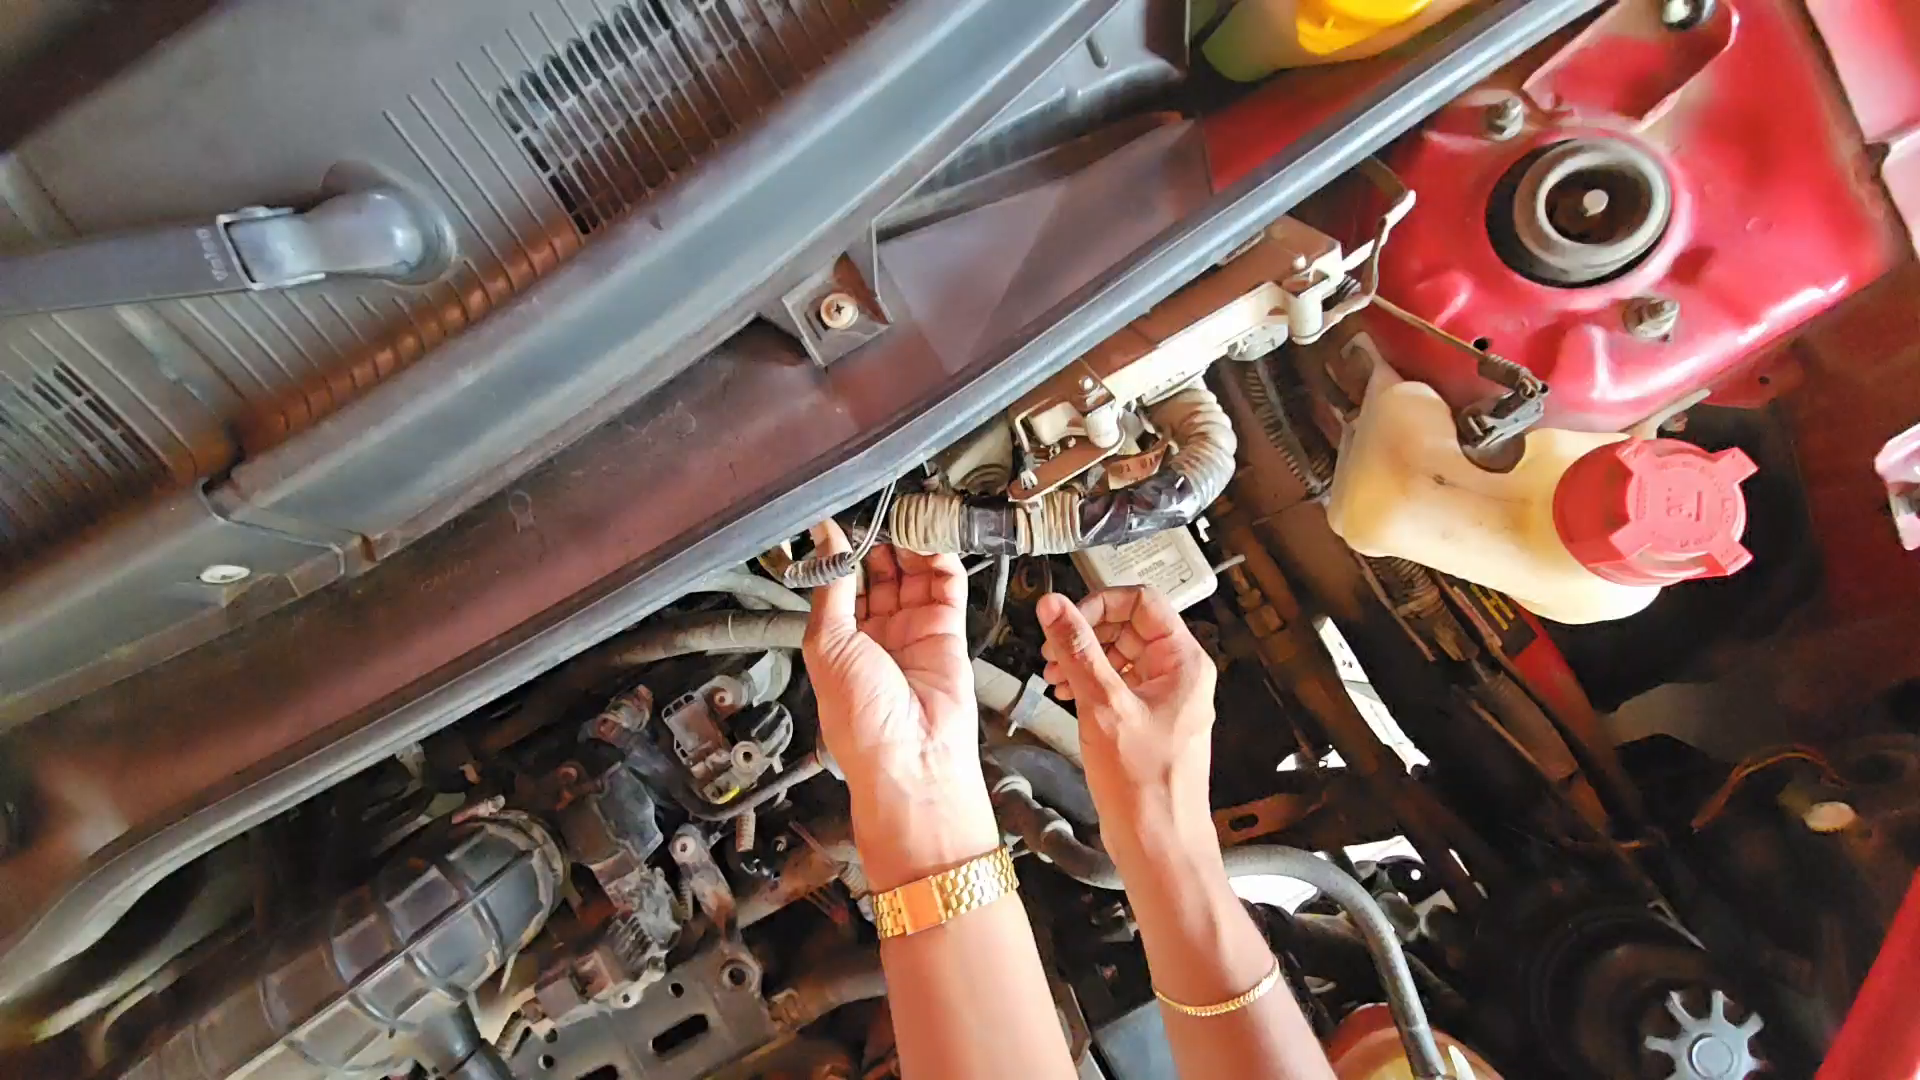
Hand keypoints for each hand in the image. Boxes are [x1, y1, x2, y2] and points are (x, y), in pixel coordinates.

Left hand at [803, 521, 998, 889]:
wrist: (912, 757)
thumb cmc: (862, 720)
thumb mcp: (829, 643)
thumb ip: (832, 586)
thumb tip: (825, 540)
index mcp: (841, 639)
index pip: (842, 582)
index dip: (842, 551)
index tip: (841, 520)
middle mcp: (878, 633)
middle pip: (880, 572)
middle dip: (878, 541)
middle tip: (877, 511)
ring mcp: (913, 629)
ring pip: (913, 573)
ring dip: (908, 543)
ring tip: (903, 516)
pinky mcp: (947, 630)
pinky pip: (946, 584)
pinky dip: (939, 557)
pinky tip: (928, 536)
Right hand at [1036, 587, 1216, 842]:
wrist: (1158, 845)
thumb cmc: (1146, 787)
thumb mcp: (1102, 706)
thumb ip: (1077, 649)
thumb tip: (1055, 607)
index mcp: (1184, 662)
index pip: (1141, 602)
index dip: (1100, 603)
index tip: (1066, 618)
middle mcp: (1179, 675)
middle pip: (1128, 625)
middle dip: (1086, 632)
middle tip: (1053, 648)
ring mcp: (1163, 698)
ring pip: (1119, 653)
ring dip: (1083, 657)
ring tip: (1054, 672)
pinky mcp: (1147, 719)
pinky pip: (1117, 682)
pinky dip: (1089, 681)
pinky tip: (1066, 692)